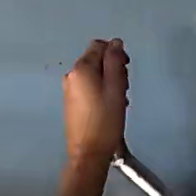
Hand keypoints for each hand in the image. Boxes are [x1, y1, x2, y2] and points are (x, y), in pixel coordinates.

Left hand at [64, 38, 128, 167]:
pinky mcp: (71, 102)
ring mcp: (70, 89)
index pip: (99, 46)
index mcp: (81, 68)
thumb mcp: (116, 87)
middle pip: (97, 60)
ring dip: (110, 82)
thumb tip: (115, 42)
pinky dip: (102, 91)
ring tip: (118, 101)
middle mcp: (72, 75)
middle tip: (124, 89)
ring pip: (95, 75)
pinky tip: (110, 108)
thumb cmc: (106, 120)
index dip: (116, 53)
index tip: (126, 70)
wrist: (88, 152)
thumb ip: (115, 61)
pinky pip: (89, 87)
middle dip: (113, 69)